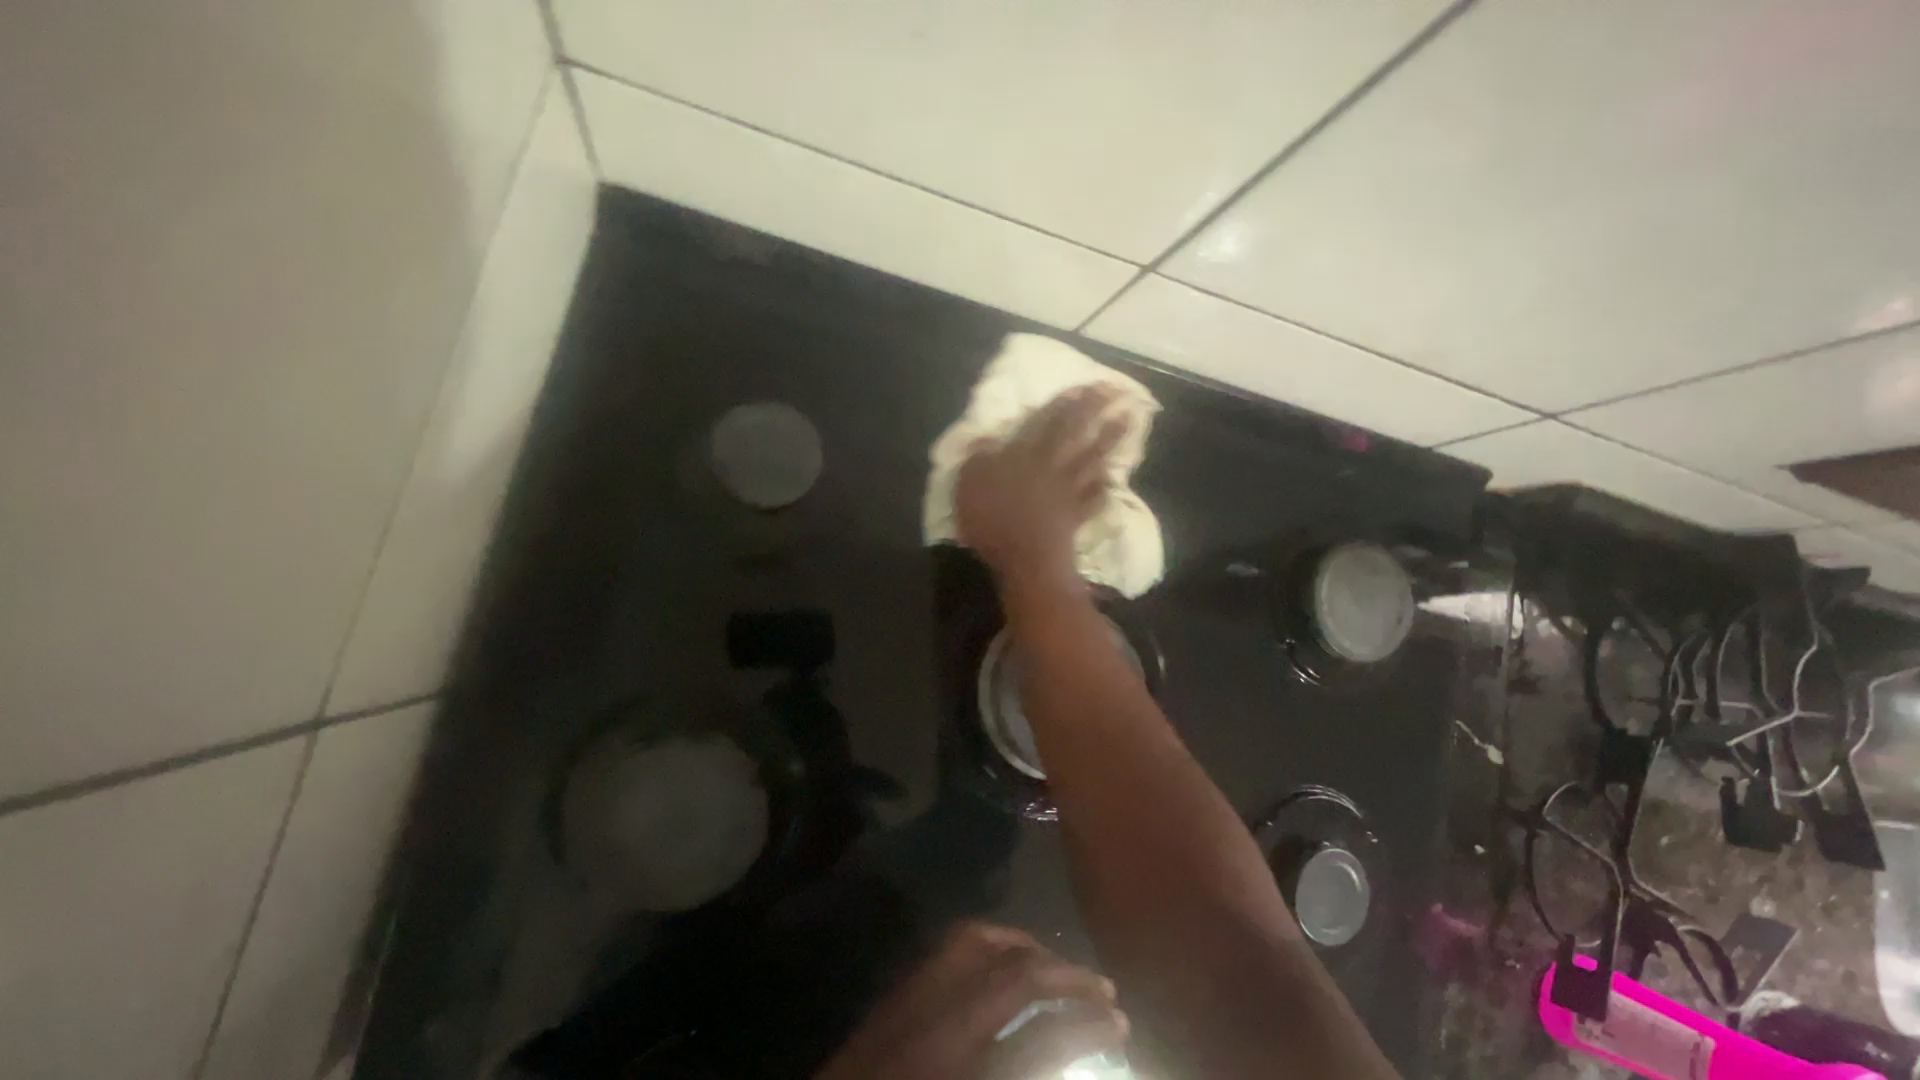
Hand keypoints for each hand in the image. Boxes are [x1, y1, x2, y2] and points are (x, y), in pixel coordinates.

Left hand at [816, 921, 1127, 1079]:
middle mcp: (934, 1024)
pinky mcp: (891, 998)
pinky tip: (1001, 966)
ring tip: (1054, 966)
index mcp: (956, 1061)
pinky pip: (946, 950)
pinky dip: (985, 946)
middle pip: (1011, 974)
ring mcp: (907, 1001)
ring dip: (1023, 948)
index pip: (1040, 1039)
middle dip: (1064, 975)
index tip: (1123, 1024)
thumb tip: (1058, 1045)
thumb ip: (1018, 1064)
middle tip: (1100, 991)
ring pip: (974, 944)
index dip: (1086, 1027)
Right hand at [955, 386, 1129, 590]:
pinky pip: (1094, 500)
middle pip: (1078, 434)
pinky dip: (1103, 490)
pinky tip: (1111, 484)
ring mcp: (1069, 493)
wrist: (1027, 560)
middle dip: (1098, 410)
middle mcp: (1053, 467)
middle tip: (1118, 390)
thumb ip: (979, 458)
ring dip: (1112, 440)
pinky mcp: (1077, 519)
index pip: (1050, 421)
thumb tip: (986, 438)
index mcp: (1027, 455)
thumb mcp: (970, 483)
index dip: (1067, 402)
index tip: (1086, 384)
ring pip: (1094, 460)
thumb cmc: (994, 519)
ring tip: (1128, 421)